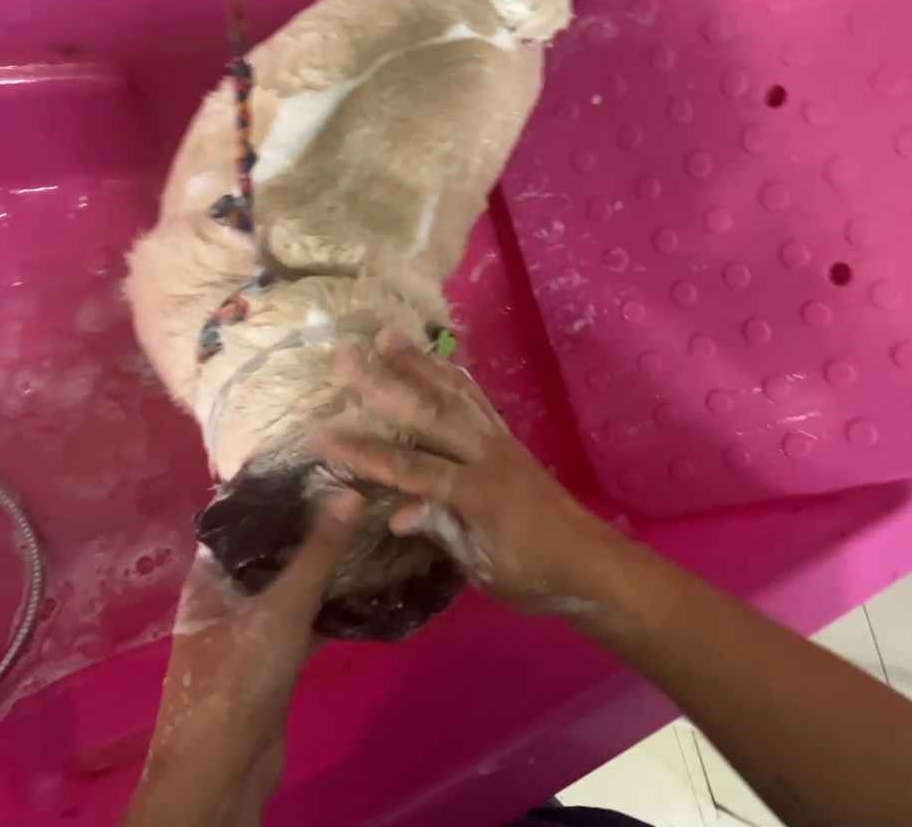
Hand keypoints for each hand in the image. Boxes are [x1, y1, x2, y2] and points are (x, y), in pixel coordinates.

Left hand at [122, 490, 361, 826]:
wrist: (224, 771)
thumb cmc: (238, 678)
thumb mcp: (281, 608)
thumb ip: (318, 552)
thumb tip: (352, 492)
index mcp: (211, 576)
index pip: (239, 517)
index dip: (272, 488)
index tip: (315, 459)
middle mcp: (227, 596)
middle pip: (270, 548)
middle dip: (307, 522)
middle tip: (353, 488)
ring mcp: (250, 628)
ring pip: (290, 583)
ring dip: (322, 562)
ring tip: (366, 524)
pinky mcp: (274, 658)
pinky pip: (305, 616)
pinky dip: (331, 601)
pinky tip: (367, 582)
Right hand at [312, 328, 622, 614]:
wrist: (589, 562)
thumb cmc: (533, 575)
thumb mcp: (483, 566)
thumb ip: (442, 530)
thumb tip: (393, 512)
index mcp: (478, 492)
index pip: (410, 468)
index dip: (364, 453)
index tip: (321, 434)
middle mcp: (487, 455)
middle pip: (430, 413)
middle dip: (386, 384)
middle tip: (348, 356)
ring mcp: (500, 440)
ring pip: (455, 394)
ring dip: (420, 364)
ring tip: (388, 336)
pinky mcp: (508, 437)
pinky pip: (477, 398)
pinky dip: (454, 375)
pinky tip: (437, 359)